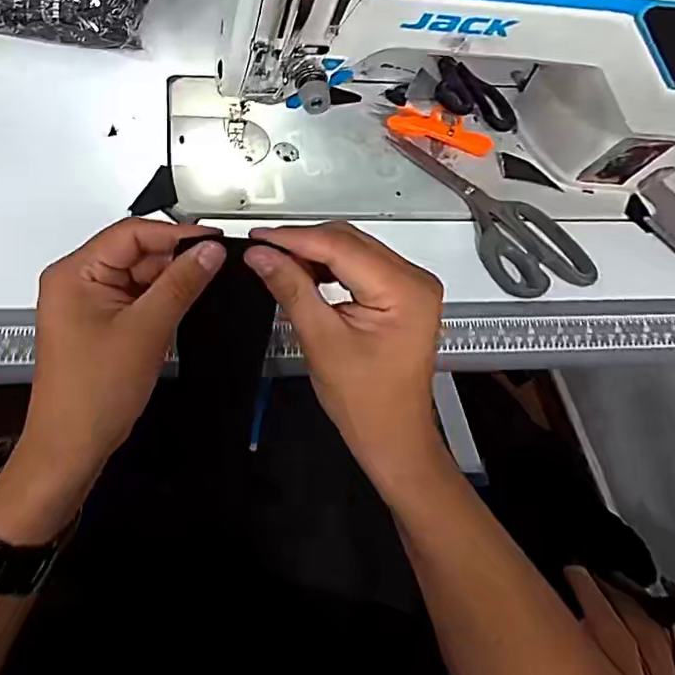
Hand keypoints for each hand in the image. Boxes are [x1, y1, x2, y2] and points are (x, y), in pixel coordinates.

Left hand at [0, 219, 224, 543]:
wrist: (69, 450)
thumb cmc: (87, 399)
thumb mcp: (146, 331)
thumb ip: (181, 284)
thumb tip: (207, 252)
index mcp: (73, 273)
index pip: (132, 233)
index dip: (176, 234)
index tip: (211, 240)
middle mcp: (74, 282)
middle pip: (136, 251)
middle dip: (174, 261)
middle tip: (211, 267)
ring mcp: (86, 302)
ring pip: (139, 275)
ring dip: (168, 284)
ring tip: (194, 296)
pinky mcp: (98, 321)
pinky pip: (135, 297)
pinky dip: (158, 302)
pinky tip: (176, 312)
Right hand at [243, 222, 448, 493]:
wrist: (393, 436)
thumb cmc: (371, 404)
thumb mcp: (322, 341)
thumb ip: (291, 289)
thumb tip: (264, 256)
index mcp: (404, 290)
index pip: (339, 247)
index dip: (293, 239)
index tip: (260, 238)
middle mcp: (414, 280)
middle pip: (347, 240)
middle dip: (301, 242)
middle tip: (262, 248)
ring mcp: (409, 284)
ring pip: (351, 247)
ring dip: (313, 251)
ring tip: (277, 260)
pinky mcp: (399, 290)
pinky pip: (358, 262)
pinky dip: (328, 264)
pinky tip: (303, 271)